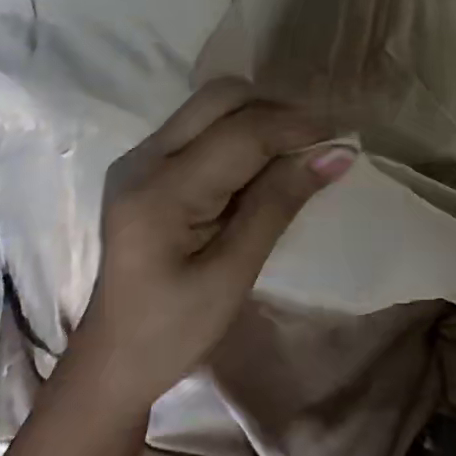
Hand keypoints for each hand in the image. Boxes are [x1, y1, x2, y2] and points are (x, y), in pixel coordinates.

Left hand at [71, 78, 357, 408]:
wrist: (113, 357)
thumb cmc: (174, 331)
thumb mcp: (233, 275)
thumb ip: (278, 204)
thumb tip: (334, 154)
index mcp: (160, 193)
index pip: (239, 135)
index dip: (295, 127)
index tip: (343, 136)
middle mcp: (142, 159)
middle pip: (219, 98)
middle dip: (275, 111)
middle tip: (318, 144)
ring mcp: (139, 157)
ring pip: (210, 105)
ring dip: (258, 117)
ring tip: (297, 152)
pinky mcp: (144, 164)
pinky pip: (200, 126)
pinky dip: (239, 132)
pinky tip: (262, 164)